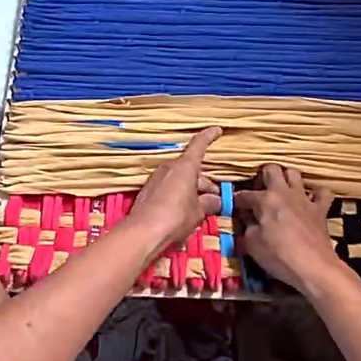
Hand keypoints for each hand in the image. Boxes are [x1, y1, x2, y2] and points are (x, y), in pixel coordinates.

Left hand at [124, 127, 222, 245]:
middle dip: (204, 182)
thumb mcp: (198, 211)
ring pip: (180, 179)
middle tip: (215, 198)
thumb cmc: (176, 216)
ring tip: (202, 208)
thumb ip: (208, 203)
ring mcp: (156, 178)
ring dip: (192, 189)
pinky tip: (184, 212)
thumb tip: (215, 200)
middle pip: (191, 168)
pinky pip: (169, 188)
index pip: (198, 145)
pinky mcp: (148, 190)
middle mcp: (169, 167)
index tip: (216, 129)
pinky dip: (179, 195)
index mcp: (184, 167)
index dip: (208, 137)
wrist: (143, 231)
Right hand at [233, 164, 345, 294]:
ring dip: (288, 179)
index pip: (244, 195)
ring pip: (295, 174)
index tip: (233, 208)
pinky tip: (310, 202)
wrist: (314, 268)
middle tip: (260, 190)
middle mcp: (284, 192)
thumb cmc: (279, 256)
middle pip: (272, 169)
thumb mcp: (252, 245)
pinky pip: (322, 193)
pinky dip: (316, 195)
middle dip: (263, 176)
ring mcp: (304, 199)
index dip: (236, 201)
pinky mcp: (321, 209)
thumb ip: (247, 229)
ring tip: (283, 191)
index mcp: (265, 199)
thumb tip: (247, 223)